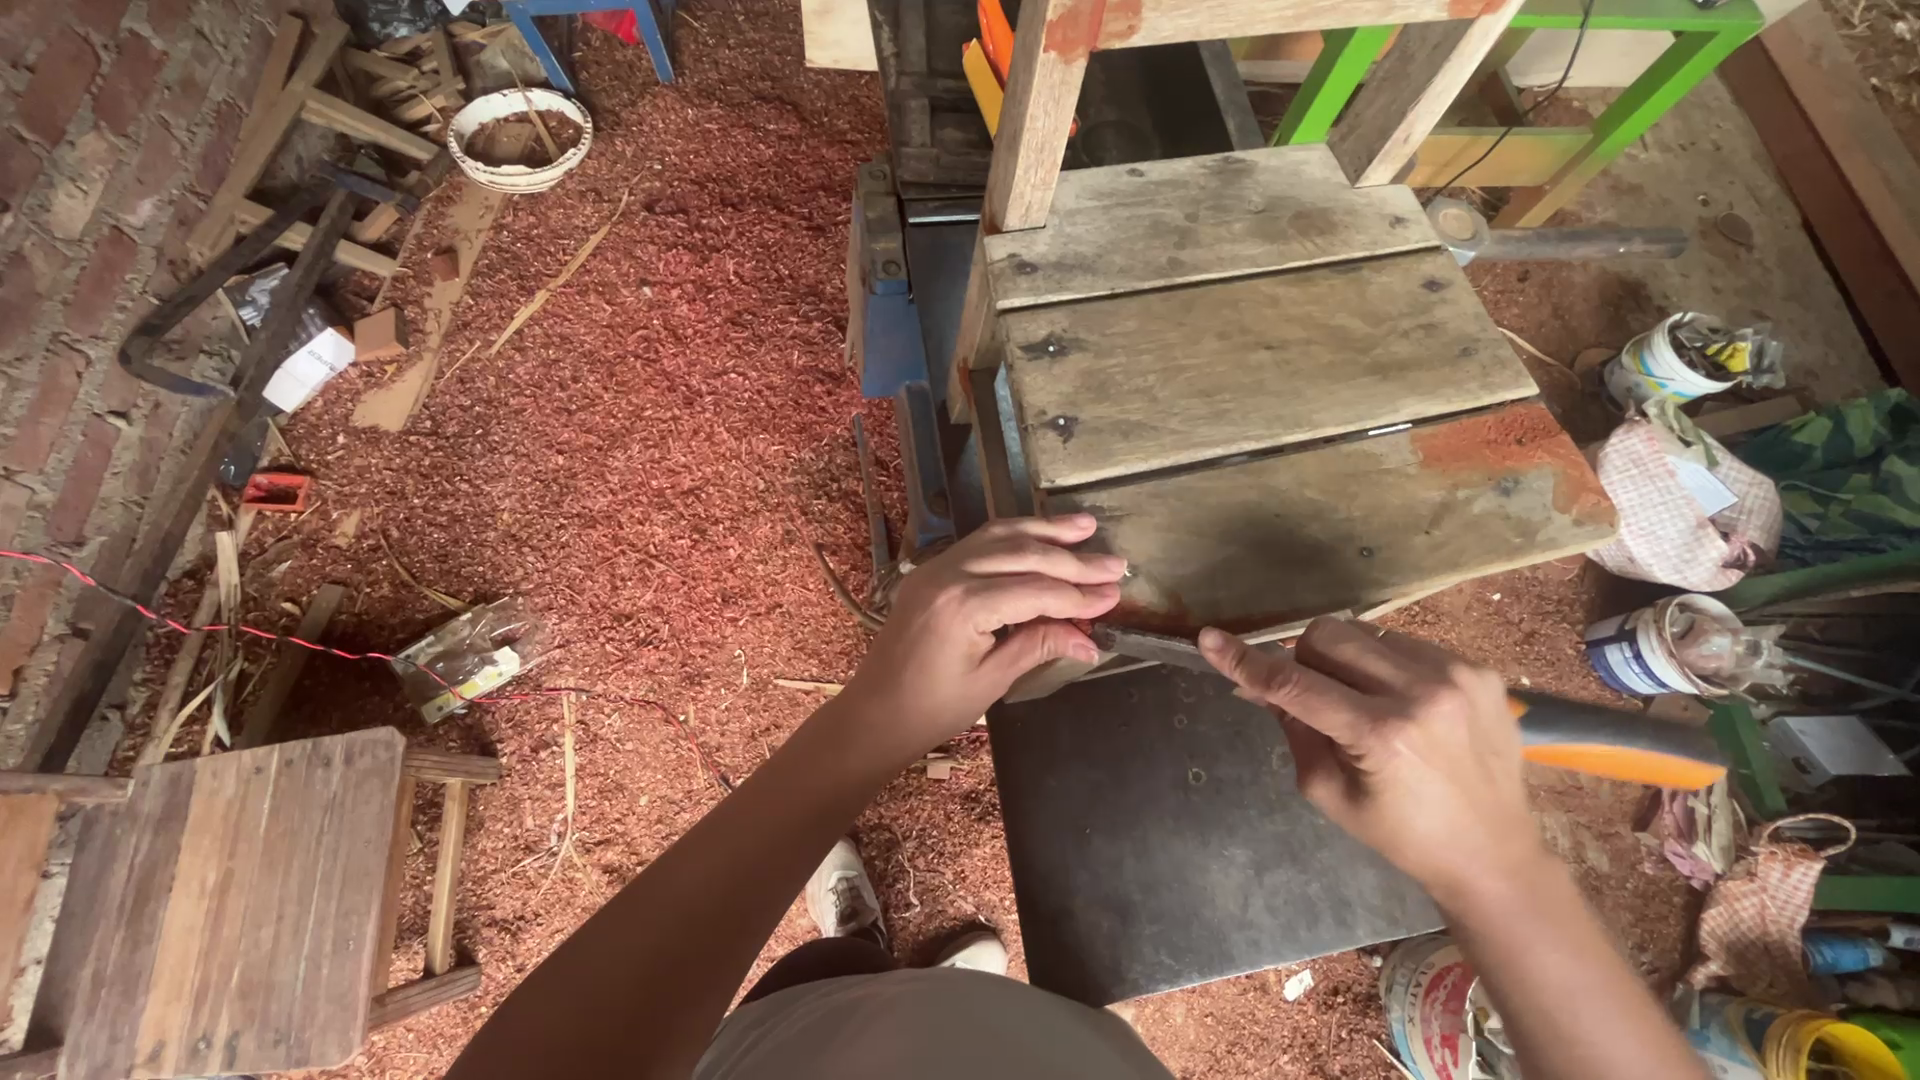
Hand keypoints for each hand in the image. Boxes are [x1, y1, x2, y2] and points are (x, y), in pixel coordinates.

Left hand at [836, 515, 1123, 765]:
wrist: (875, 712)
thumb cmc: (931, 709)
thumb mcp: (991, 681)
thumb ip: (1039, 646)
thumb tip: (1091, 639)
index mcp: (963, 605)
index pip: (1037, 591)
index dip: (1079, 595)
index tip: (1115, 595)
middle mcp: (949, 574)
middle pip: (1023, 555)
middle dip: (1073, 560)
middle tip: (1116, 564)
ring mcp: (936, 567)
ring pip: (1000, 536)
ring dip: (1044, 531)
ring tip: (1086, 527)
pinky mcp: (931, 570)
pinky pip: (979, 543)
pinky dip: (1014, 536)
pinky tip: (1040, 535)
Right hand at [1199, 618, 1544, 904]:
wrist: (1493, 852)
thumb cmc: (1400, 833)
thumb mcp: (1326, 790)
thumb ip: (1291, 727)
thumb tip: (1254, 684)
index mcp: (1380, 735)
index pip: (1293, 683)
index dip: (1245, 661)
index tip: (1209, 640)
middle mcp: (1421, 693)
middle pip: (1326, 636)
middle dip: (1301, 659)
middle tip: (1309, 694)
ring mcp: (1456, 675)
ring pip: (1363, 631)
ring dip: (1343, 659)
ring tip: (1360, 700)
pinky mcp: (1480, 669)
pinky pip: (1404, 642)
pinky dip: (1383, 664)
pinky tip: (1398, 701)